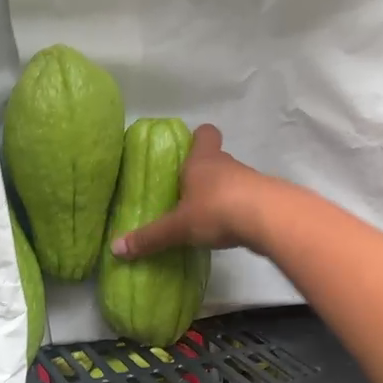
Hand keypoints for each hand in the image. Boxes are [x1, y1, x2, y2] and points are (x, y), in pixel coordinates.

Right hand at [110, 124, 269, 258]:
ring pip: (230, 182)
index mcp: (202, 161)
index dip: (197, 139)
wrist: (267, 219)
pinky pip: (243, 202)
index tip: (187, 151)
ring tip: (203, 218)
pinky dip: (234, 213)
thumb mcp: (176, 227)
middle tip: (185, 194)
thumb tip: (116, 248)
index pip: (204, 134)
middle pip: (215, 160)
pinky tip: (224, 231)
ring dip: (219, 195)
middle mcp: (226, 165)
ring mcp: (248, 181)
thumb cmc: (215, 209)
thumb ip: (149, 238)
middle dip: (202, 174)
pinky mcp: (262, 201)